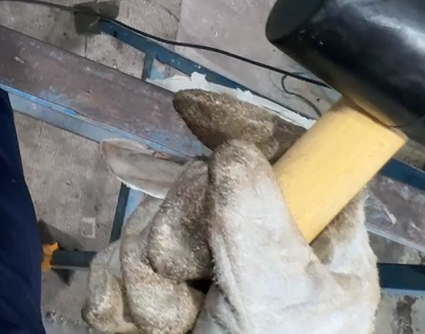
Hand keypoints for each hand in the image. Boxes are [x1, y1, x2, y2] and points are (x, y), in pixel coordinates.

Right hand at [85, 91, 378, 333]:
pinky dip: (119, 300)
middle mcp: (254, 245)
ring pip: (146, 226)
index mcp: (312, 244)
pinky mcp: (150, 291)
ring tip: (178, 326)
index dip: (242, 122)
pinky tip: (146, 331)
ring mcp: (198, 267)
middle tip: (196, 280)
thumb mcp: (279, 300)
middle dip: (179, 233)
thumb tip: (232, 149)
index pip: (289, 154)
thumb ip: (256, 218)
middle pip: (197, 185)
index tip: (191, 112)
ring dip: (148, 280)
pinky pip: (112, 263)